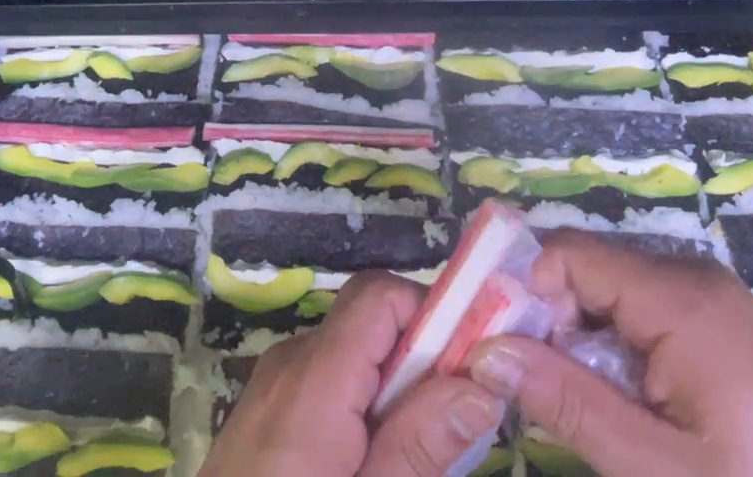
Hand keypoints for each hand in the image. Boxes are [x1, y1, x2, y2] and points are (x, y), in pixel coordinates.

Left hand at [202, 271, 505, 476]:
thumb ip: (422, 440)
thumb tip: (484, 382)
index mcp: (316, 374)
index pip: (380, 294)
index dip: (430, 315)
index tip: (469, 367)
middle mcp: (292, 358)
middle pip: (370, 320)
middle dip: (421, 357)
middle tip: (450, 425)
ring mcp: (275, 380)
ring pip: (354, 350)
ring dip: (395, 384)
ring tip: (410, 455)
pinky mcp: (268, 404)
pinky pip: (329, 377)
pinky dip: (362, 400)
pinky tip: (370, 459)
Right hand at [468, 230, 752, 476]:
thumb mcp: (653, 466)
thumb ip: (563, 400)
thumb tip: (480, 351)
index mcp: (680, 297)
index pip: (568, 253)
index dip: (522, 291)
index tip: (498, 348)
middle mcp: (693, 276)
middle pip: (585, 266)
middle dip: (544, 315)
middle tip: (526, 381)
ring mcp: (712, 297)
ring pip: (608, 289)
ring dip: (574, 333)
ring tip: (571, 396)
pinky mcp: (721, 322)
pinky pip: (641, 308)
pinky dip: (610, 341)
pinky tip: (616, 395)